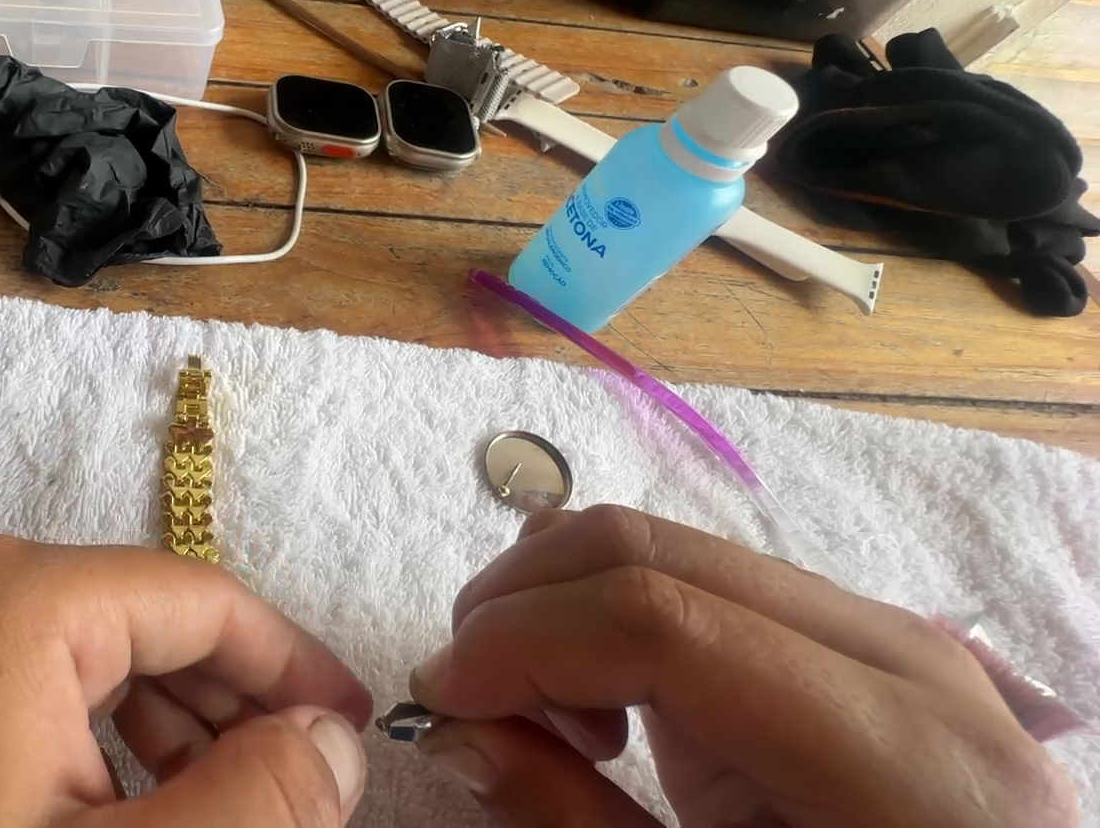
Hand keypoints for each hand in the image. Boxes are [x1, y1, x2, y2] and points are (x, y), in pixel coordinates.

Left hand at [0, 536, 372, 826]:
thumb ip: (253, 804)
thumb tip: (335, 744)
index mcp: (21, 594)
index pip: (199, 598)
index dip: (290, 661)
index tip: (353, 725)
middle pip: (145, 624)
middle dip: (230, 706)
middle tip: (297, 791)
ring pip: (92, 658)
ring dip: (170, 732)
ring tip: (219, 809)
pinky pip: (33, 688)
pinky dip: (97, 744)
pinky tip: (124, 810)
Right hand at [408, 505, 1076, 826]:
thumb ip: (569, 820)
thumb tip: (447, 729)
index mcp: (897, 750)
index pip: (657, 622)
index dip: (519, 641)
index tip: (439, 698)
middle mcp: (888, 645)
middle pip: (633, 548)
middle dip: (510, 604)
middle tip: (467, 695)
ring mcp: (854, 614)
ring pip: (638, 537)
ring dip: (541, 599)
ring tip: (547, 706)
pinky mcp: (813, 616)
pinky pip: (664, 561)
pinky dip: (582, 599)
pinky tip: (599, 690)